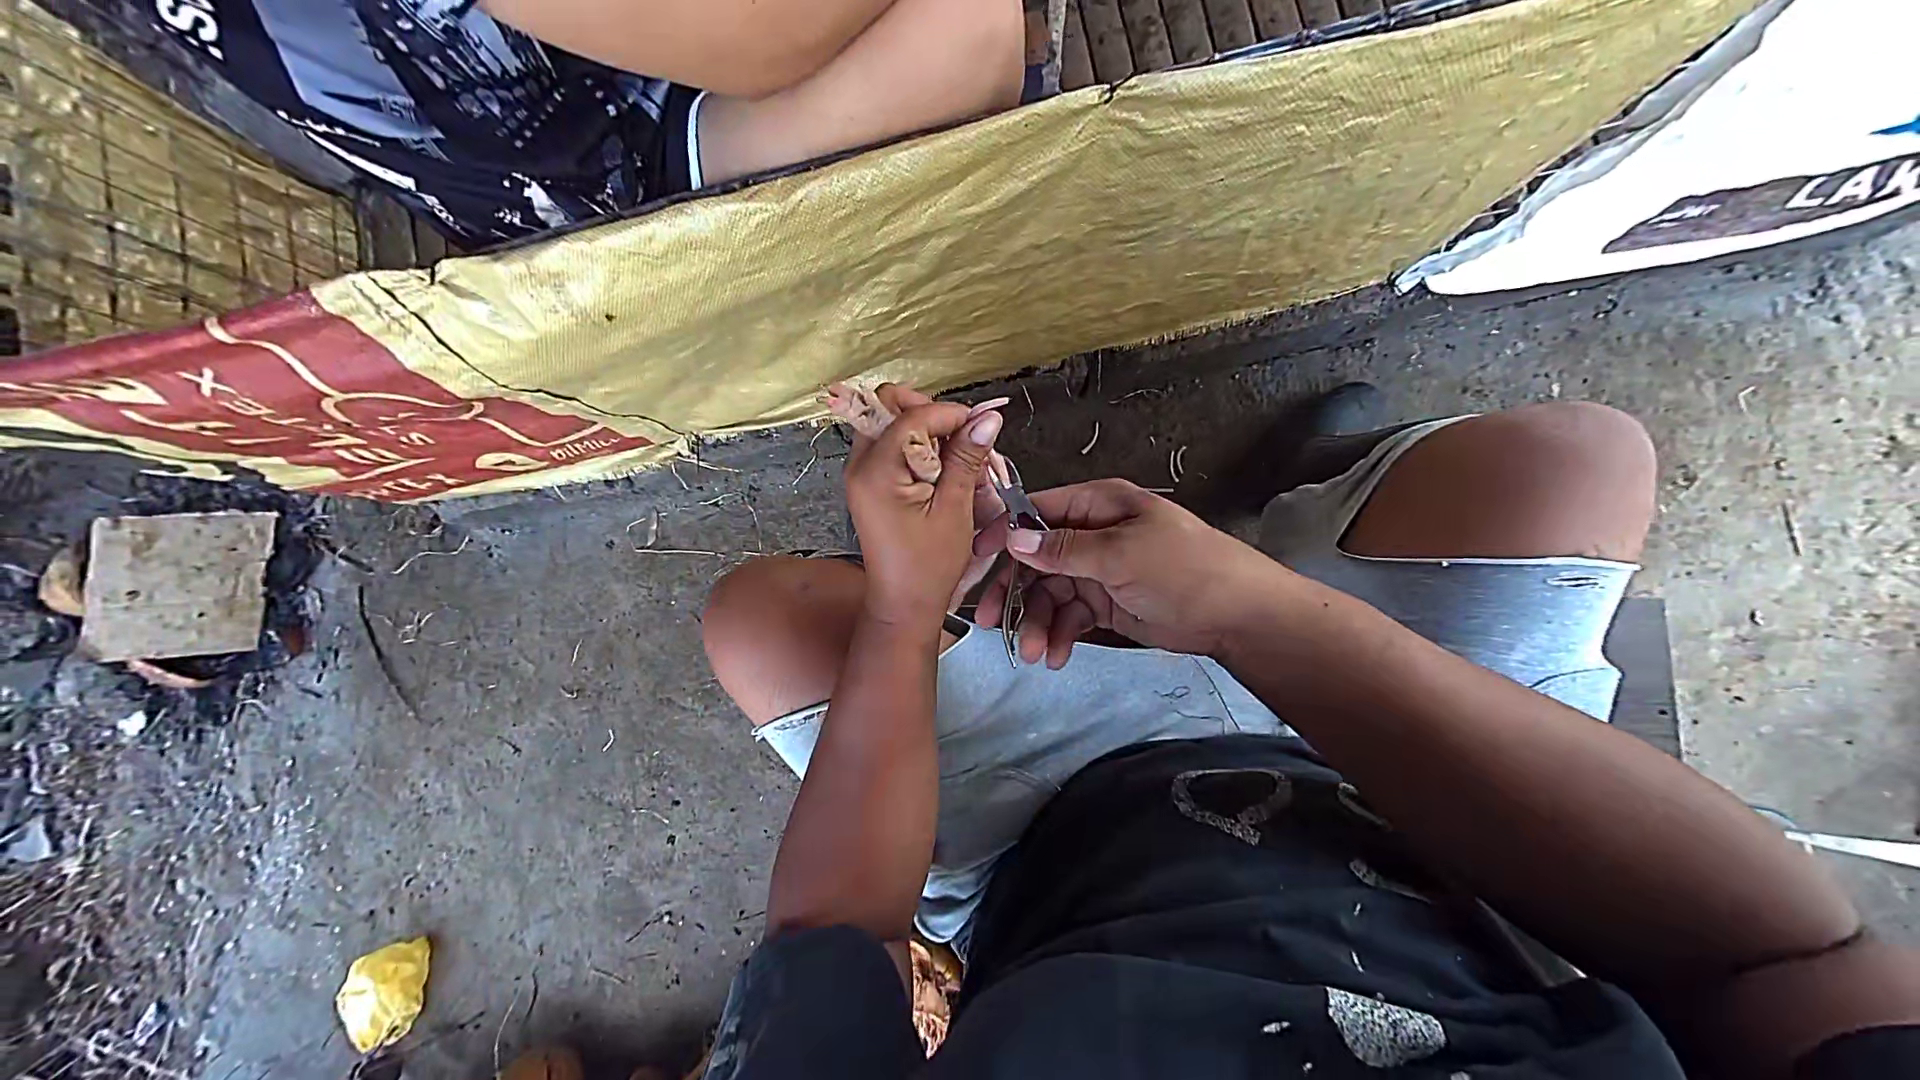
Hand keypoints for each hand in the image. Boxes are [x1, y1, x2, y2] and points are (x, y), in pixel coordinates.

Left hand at [844, 385, 1003, 627]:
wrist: (904, 603)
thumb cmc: (927, 567)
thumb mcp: (955, 509)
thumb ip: (966, 457)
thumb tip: (986, 419)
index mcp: (876, 473)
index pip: (911, 417)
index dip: (949, 415)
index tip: (978, 425)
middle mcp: (860, 467)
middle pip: (888, 407)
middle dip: (929, 414)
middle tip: (959, 438)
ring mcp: (861, 473)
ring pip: (889, 422)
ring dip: (924, 430)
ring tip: (953, 459)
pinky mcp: (869, 482)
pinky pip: (890, 445)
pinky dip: (916, 447)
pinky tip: (939, 471)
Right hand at [975, 479, 1295, 666]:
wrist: (1237, 615)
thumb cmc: (1183, 569)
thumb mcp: (1121, 554)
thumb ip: (1064, 548)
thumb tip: (1014, 538)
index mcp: (1098, 505)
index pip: (1038, 511)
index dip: (1005, 534)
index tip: (975, 560)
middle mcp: (1092, 534)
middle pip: (1037, 559)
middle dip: (1016, 592)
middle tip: (991, 622)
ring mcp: (1097, 570)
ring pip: (1050, 593)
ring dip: (1039, 623)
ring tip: (1034, 654)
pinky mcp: (1105, 602)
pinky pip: (1070, 616)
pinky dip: (1061, 635)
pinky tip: (1056, 656)